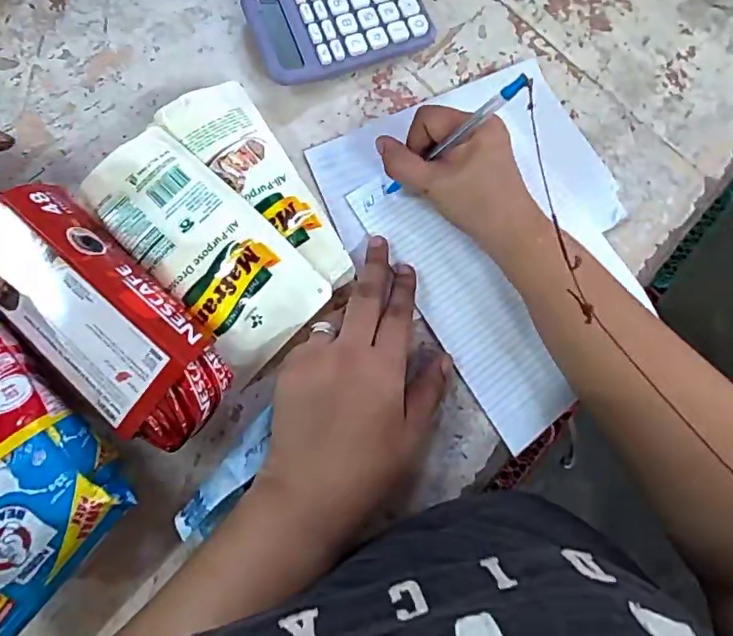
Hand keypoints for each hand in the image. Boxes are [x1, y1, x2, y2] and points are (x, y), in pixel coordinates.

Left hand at [252, 237, 448, 551]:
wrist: (304, 492)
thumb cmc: (367, 470)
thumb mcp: (410, 437)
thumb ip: (427, 391)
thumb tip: (442, 356)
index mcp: (384, 367)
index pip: (399, 315)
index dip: (404, 287)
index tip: (407, 264)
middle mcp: (350, 350)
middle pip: (365, 297)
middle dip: (374, 266)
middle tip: (377, 241)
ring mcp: (317, 354)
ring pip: (337, 318)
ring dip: (348, 310)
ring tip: (352, 316)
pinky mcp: (291, 365)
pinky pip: (314, 342)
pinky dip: (325, 345)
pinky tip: (327, 367)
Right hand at [376, 105, 544, 244]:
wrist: (514, 235)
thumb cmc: (475, 205)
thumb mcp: (431, 184)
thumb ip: (400, 162)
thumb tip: (381, 142)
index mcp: (476, 123)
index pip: (426, 118)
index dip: (414, 144)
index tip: (423, 172)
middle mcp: (484, 124)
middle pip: (434, 127)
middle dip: (424, 154)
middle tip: (431, 182)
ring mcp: (488, 140)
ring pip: (441, 141)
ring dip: (433, 162)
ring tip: (442, 186)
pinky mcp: (489, 156)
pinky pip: (455, 151)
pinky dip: (445, 167)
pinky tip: (451, 187)